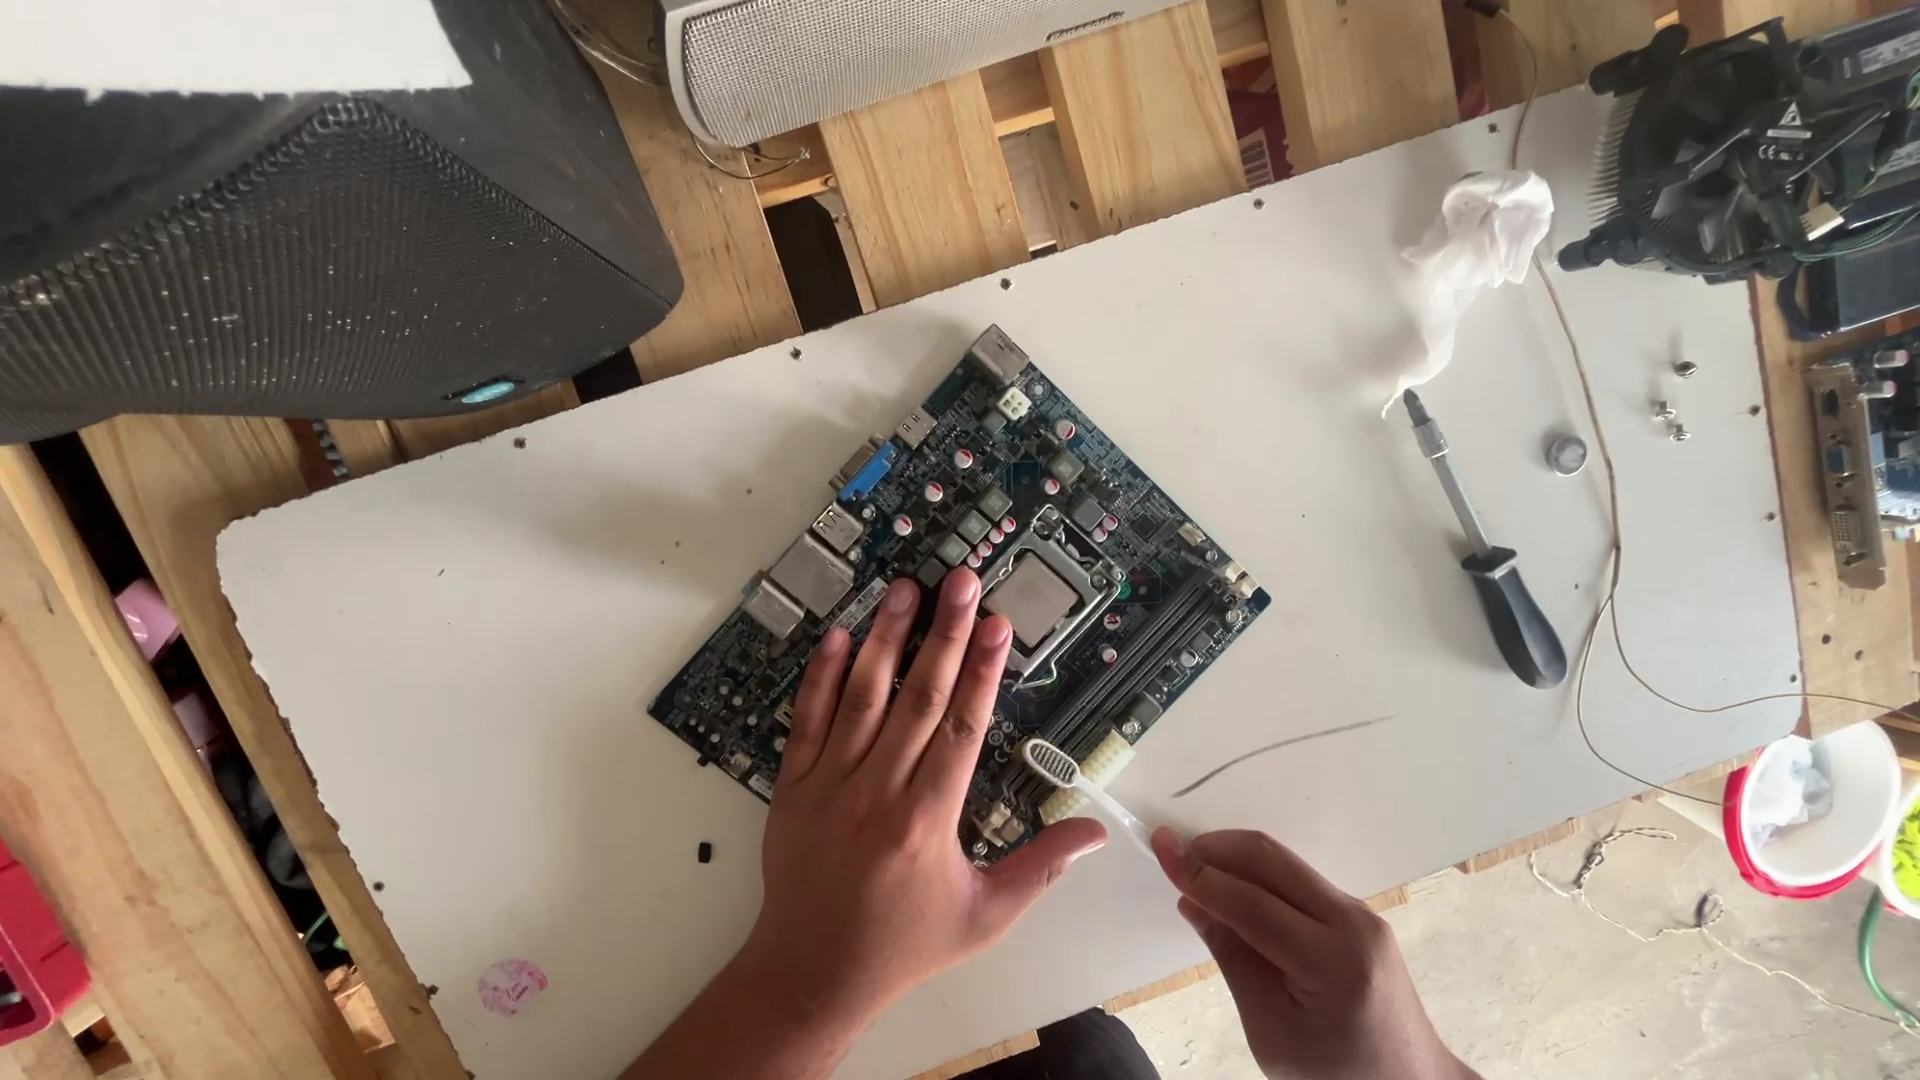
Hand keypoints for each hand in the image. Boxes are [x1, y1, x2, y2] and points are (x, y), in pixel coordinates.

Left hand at [741, 569, 1107, 1026]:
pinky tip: (838, 635)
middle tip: (960, 582)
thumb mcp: (984, 917)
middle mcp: (877, 792)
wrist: (810, 974)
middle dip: (944, 634)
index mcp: (927, 821)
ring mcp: (829, 784)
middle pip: (918, 698)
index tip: (997, 625)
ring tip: (905, 589)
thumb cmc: (904, 945)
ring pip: (861, 697)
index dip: (982, 671)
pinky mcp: (792, 785)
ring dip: (885, 639)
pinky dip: (820, 676)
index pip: (962, 728)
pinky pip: (806, 720)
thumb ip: (1041, 868)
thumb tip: (1096, 833)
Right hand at [1152, 828, 1477, 1079]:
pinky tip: (1230, 887)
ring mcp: (1359, 911)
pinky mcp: (1354, 909)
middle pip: (1271, 861)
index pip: (1253, 905)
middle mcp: (1353, 924)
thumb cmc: (1334, 1074)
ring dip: (1232, 856)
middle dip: (1215, 848)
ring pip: (1282, 861)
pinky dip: (1254, 873)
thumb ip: (1232, 958)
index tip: (1160, 846)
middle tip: (1172, 850)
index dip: (1201, 874)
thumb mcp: (1270, 1031)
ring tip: (1194, 869)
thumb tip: (1193, 900)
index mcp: (1335, 965)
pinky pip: (1294, 876)